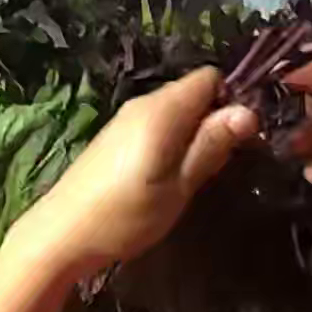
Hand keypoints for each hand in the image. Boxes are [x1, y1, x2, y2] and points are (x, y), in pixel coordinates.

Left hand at [3, 67, 257, 279]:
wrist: (62, 233)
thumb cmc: (126, 214)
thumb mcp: (178, 185)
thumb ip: (211, 145)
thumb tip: (248, 111)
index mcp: (161, 109)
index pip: (209, 77)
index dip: (231, 100)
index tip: (243, 135)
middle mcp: (142, 103)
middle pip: (191, 92)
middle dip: (214, 117)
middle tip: (227, 159)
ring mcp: (124, 119)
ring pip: (174, 109)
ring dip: (193, 132)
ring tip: (199, 172)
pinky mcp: (114, 136)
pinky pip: (155, 123)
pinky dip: (171, 139)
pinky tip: (169, 173)